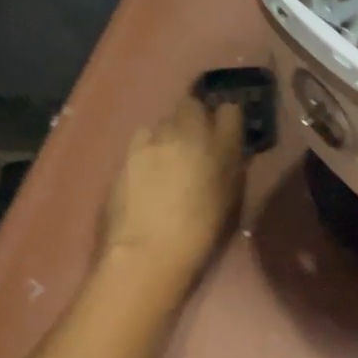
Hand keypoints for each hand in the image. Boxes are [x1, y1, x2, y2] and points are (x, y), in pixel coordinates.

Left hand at [98, 95, 244, 289]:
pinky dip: (147, 148)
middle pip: (192, 104)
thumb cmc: (199, 233)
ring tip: (167, 159)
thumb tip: (229, 154)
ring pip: (164, 121)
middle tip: (194, 142)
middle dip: (194, 117)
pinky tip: (145, 170)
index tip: (225, 132)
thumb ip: (231, 168)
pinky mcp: (127, 152)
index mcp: (222, 146)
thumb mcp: (229, 200)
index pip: (230, 110)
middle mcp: (188, 132)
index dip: (227, 119)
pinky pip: (142, 139)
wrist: (147, 252)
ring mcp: (154, 140)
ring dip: (169, 134)